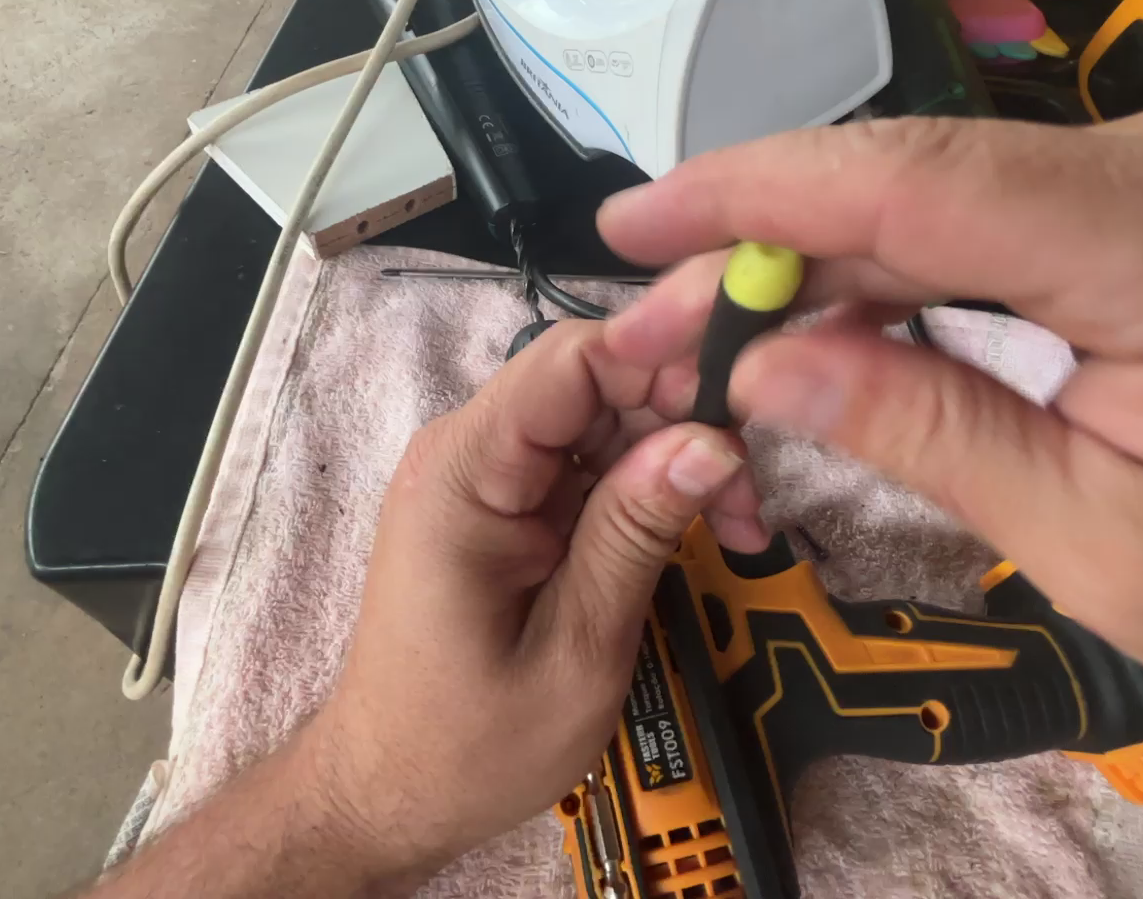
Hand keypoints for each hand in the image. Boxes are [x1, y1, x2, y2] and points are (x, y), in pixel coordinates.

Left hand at [303, 321, 763, 881]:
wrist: (392, 785)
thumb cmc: (471, 744)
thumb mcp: (577, 650)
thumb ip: (636, 532)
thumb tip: (714, 439)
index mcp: (466, 471)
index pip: (571, 361)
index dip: (663, 357)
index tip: (747, 398)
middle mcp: (469, 448)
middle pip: (594, 381)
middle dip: (684, 416)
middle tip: (750, 498)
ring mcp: (489, 469)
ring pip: (604, 415)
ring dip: (677, 453)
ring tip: (737, 524)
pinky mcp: (510, 496)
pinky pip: (591, 458)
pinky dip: (649, 482)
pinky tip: (696, 526)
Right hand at [597, 89, 1142, 752]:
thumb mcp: (1112, 550)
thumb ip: (929, 435)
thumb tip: (763, 366)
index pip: (923, 179)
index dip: (753, 193)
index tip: (633, 224)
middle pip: (910, 184)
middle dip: (757, 252)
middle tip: (652, 321)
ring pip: (932, 196)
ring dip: (810, 265)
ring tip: (711, 332)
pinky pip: (981, 216)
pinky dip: (883, 270)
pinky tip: (816, 317)